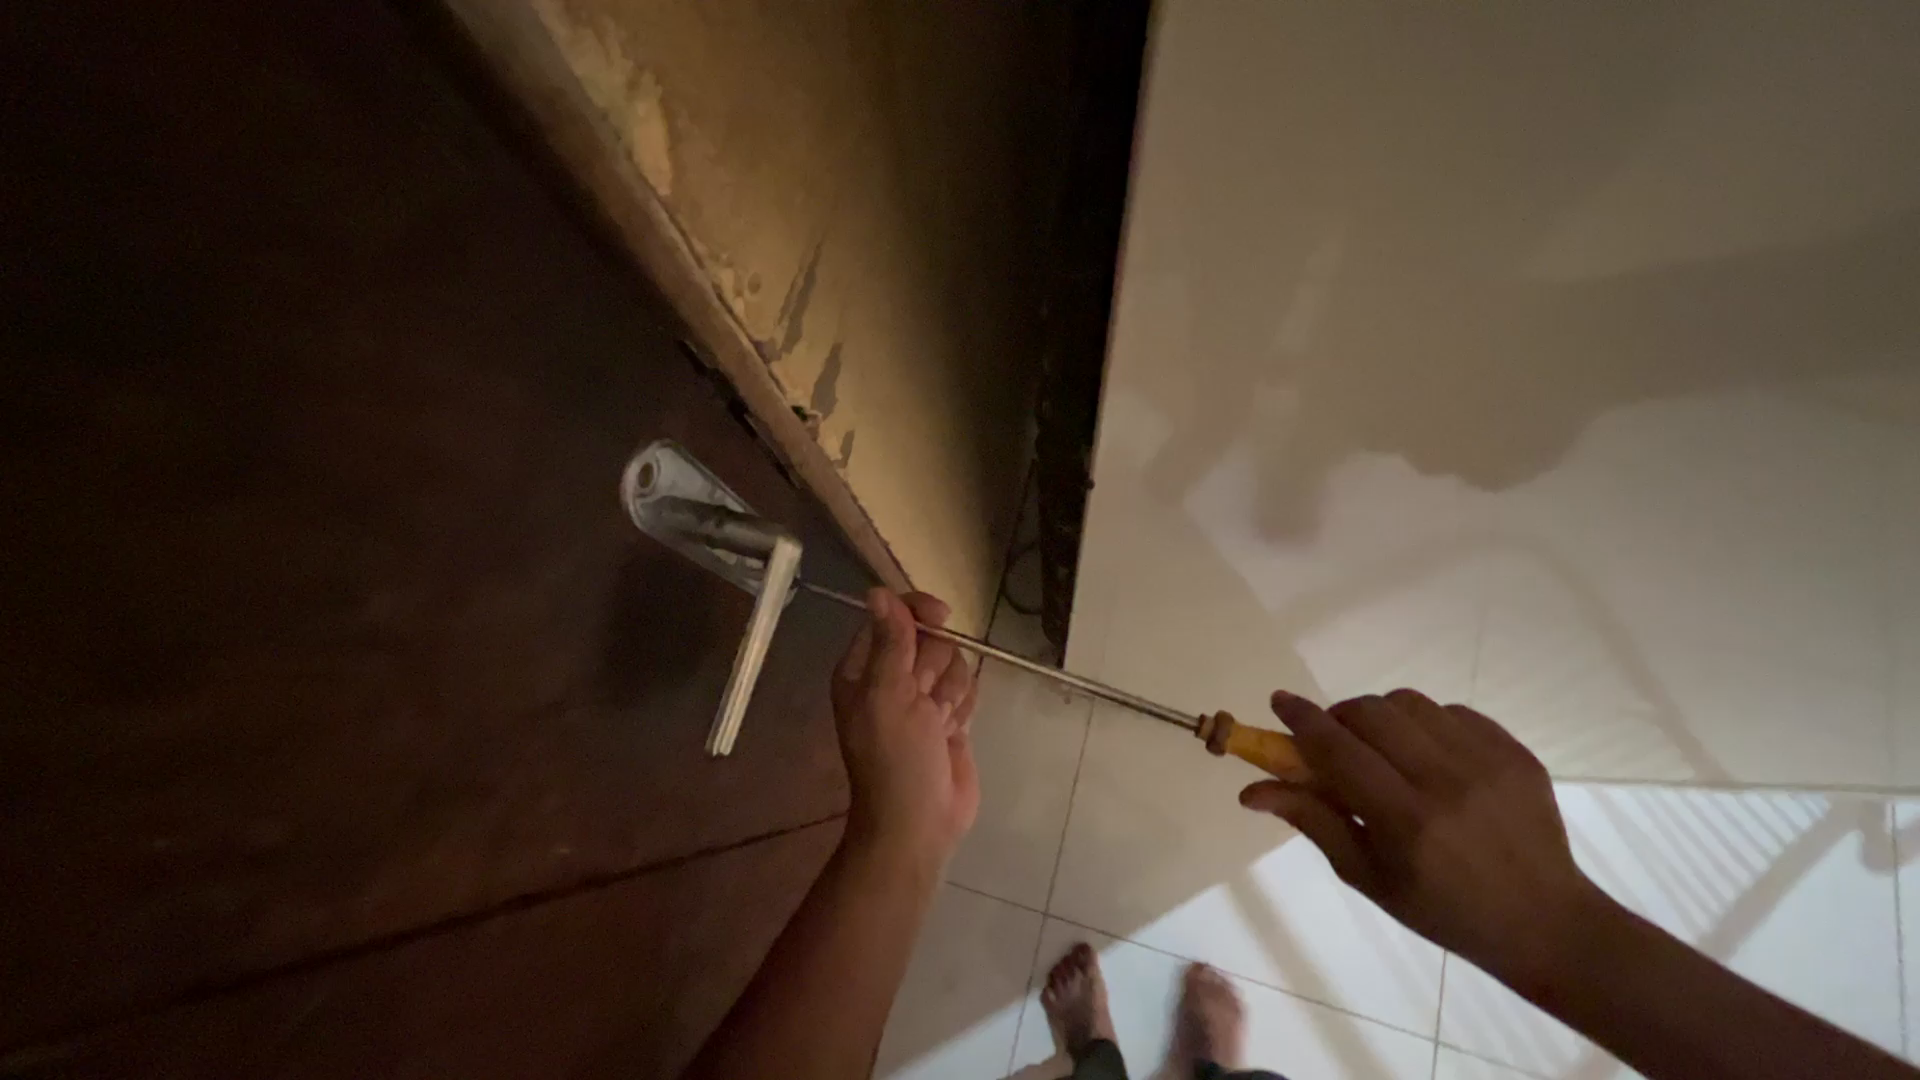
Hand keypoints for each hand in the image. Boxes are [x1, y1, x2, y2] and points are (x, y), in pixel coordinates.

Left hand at [830, 589, 979, 866]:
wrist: (920, 823)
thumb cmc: (895, 760)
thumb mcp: (887, 696)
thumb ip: (889, 642)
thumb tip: (877, 591)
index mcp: (863, 668)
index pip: (893, 615)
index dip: (917, 613)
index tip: (940, 617)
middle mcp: (890, 676)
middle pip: (930, 638)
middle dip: (936, 666)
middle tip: (925, 703)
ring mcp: (921, 697)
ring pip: (953, 662)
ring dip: (952, 691)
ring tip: (938, 725)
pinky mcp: (948, 715)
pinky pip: (967, 689)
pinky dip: (964, 708)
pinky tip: (953, 733)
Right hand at [1239, 690, 1612, 988]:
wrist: (1546, 923)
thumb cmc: (1440, 908)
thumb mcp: (1365, 874)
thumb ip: (1310, 820)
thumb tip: (1249, 791)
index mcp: (1405, 820)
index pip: (1339, 749)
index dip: (1302, 719)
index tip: (1279, 701)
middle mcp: (1446, 782)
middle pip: (1372, 713)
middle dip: (1339, 716)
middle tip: (1333, 739)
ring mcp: (1487, 763)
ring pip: (1410, 703)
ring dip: (1380, 716)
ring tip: (1381, 747)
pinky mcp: (1515, 753)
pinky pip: (1451, 712)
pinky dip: (1424, 724)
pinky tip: (1426, 755)